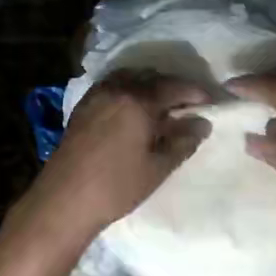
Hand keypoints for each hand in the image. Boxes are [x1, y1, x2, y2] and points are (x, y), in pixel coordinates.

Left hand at [21, 70, 211, 242]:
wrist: (64, 199)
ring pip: (131, 77)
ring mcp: (97, 94)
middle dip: (174, 87)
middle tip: (189, 105)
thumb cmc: (116, 187)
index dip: (196, 93)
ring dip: (150, 85)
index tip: (210, 102)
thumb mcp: (158, 167)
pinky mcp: (84, 104)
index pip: (175, 87)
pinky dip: (130, 88)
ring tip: (163, 106)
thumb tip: (202, 123)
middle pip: (153, 77)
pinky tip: (134, 109)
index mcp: (139, 100)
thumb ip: (183, 141)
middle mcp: (118, 88)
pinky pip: (114, 84)